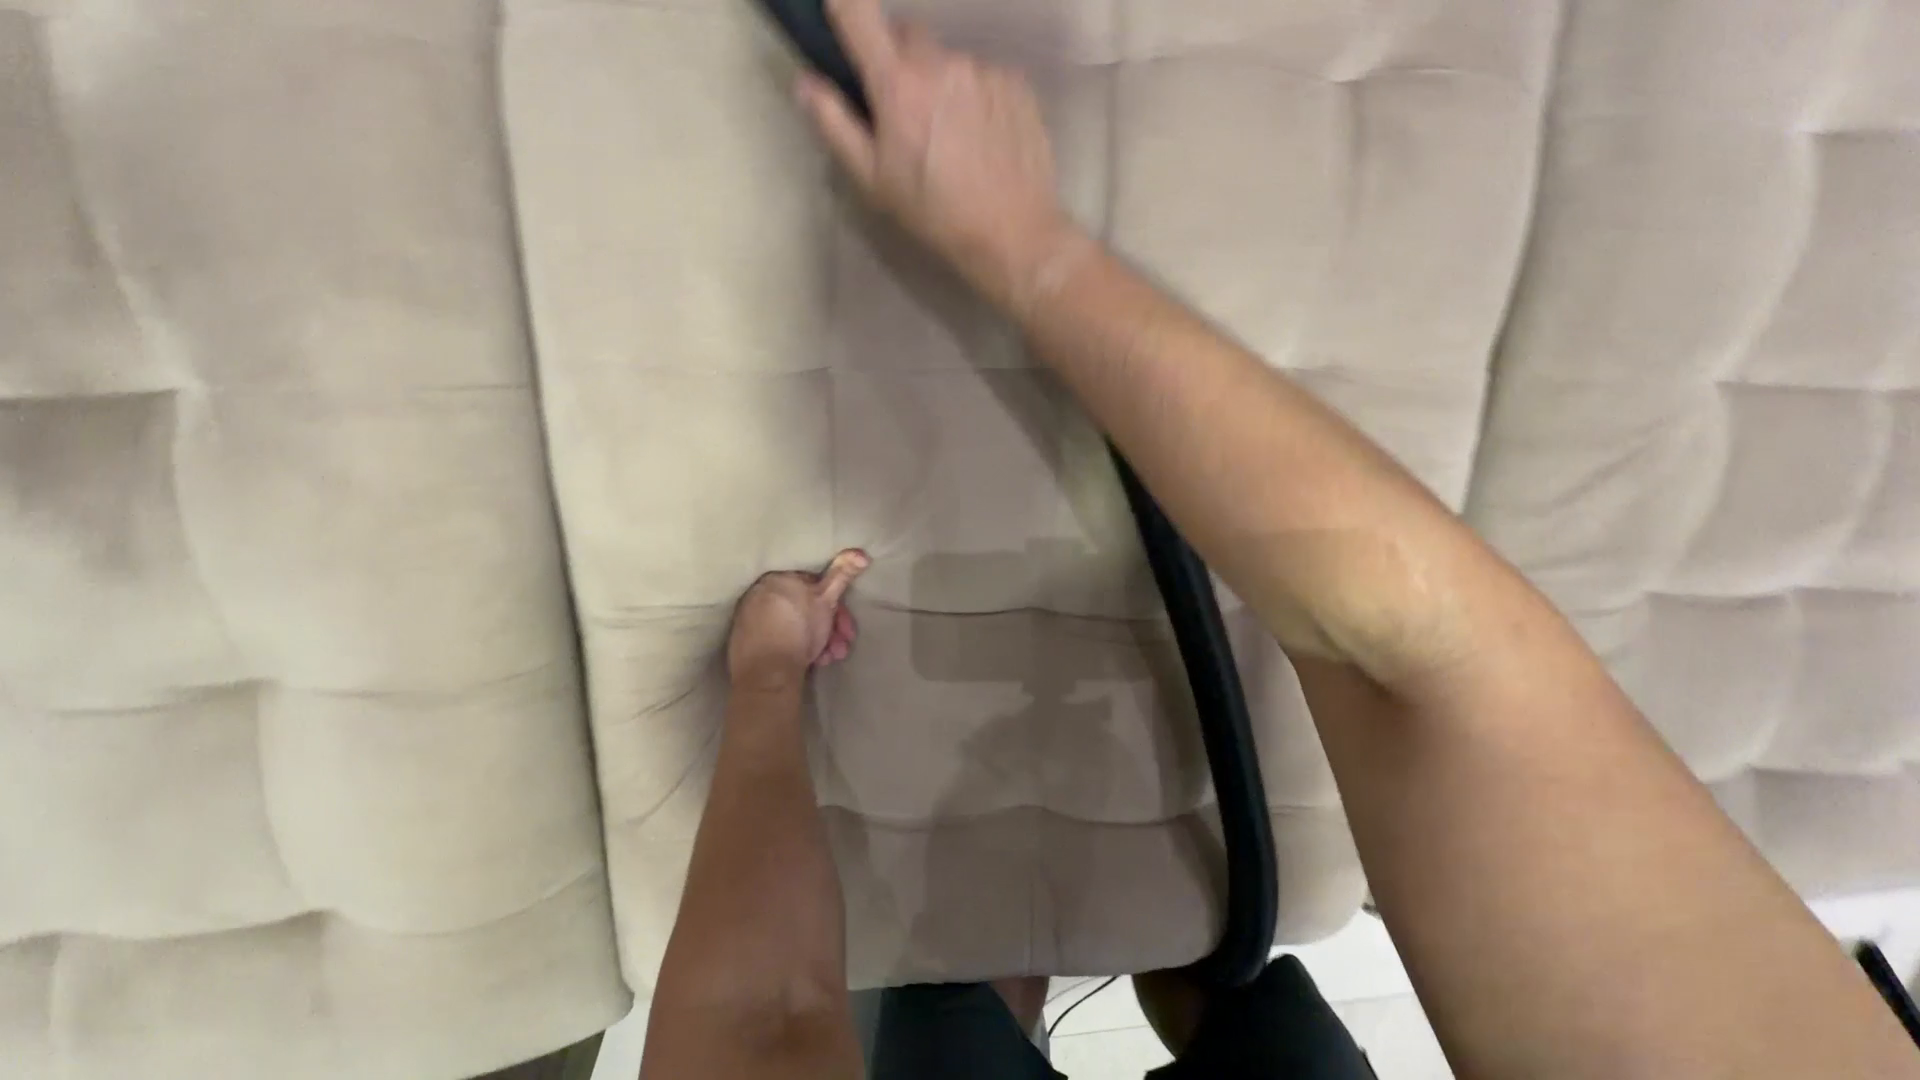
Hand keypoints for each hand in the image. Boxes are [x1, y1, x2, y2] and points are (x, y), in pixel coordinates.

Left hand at [726, 550, 870, 690]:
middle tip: (842, 646)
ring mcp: (752, 619)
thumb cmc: (799, 628)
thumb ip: (842, 574)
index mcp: (777, 578)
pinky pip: (782, 640)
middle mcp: (761, 594)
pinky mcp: (748, 643)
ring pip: (796, 627)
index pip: (813, 585)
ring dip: (821, 642)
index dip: (836, 606)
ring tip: (830, 658)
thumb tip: (861, 552)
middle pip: (806, 608)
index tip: (847, 627)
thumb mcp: (826, 599)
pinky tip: (813, 662)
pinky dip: (800, 649)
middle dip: (831, 628)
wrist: (768, 672)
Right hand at [797, 0, 1082, 311]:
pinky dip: (974, 97)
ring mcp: (984, 69)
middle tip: (903, 112)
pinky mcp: (1016, 83)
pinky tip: (980, 138)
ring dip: (940, 83)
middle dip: (897, 62)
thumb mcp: (873, 179)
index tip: (841, 17)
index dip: (843, 6)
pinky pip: (983, 76)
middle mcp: (942, 62)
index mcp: (899, 83)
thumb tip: (805, 82)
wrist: (1012, 232)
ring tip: (950, 135)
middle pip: (907, 34)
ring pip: (948, 60)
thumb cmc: (934, 212)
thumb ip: (834, 124)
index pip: (858, 12)